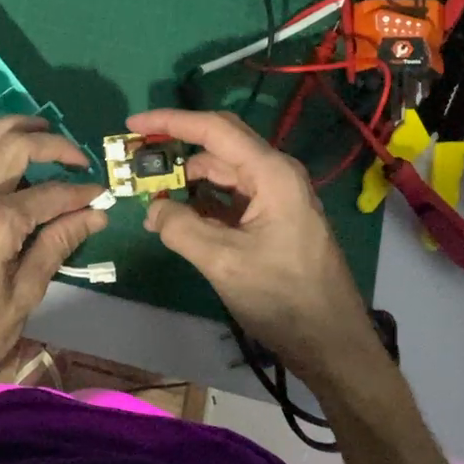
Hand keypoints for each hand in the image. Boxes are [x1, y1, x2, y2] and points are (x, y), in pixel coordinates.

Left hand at [0, 104, 107, 404]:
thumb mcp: (24, 295)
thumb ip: (56, 247)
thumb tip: (92, 215)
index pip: (49, 195)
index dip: (79, 193)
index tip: (101, 196)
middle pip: (13, 152)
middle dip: (51, 146)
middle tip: (78, 158)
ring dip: (6, 126)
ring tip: (37, 126)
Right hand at [128, 109, 376, 376]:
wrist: (330, 341)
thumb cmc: (282, 297)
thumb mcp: (222, 262)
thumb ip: (180, 228)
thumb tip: (153, 209)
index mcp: (271, 174)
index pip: (215, 129)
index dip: (171, 122)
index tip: (133, 123)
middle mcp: (275, 175)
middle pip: (219, 144)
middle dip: (176, 145)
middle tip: (136, 153)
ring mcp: (276, 196)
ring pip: (222, 172)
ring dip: (186, 178)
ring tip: (149, 192)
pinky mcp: (272, 218)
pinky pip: (230, 196)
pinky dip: (201, 200)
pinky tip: (175, 215)